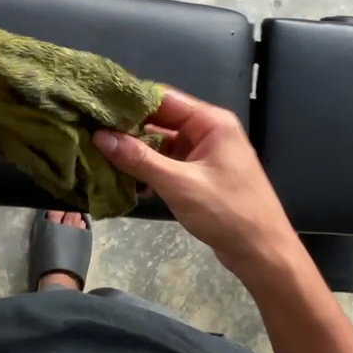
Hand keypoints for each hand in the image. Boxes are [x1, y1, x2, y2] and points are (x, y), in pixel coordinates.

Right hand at [93, 89, 301, 279]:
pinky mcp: (200, 175)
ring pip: (161, 143)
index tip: (96, 105)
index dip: (130, 101)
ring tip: (97, 152)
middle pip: (160, 120)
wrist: (263, 253)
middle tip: (89, 130)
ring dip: (135, 150)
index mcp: (211, 121)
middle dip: (128, 127)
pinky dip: (148, 169)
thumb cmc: (227, 212)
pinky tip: (122, 178)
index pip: (163, 98)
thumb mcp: (179, 184)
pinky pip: (167, 163)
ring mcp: (204, 153)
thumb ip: (139, 159)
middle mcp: (208, 131)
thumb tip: (100, 136)